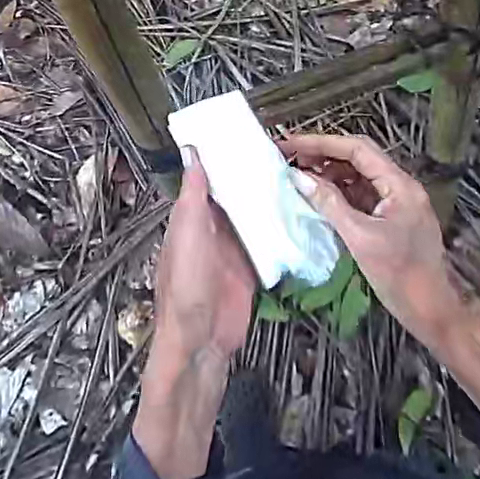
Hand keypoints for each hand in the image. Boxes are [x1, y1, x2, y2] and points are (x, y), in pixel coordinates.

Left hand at [134, 146, 255, 478]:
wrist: (202, 343)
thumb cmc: (186, 290)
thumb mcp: (189, 235)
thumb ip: (193, 196)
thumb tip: (191, 154)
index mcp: (189, 219)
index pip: (205, 180)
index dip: (220, 160)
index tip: (239, 136)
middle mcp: (210, 230)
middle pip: (231, 196)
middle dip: (248, 177)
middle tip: (275, 152)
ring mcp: (231, 249)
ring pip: (250, 216)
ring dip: (264, 200)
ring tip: (288, 175)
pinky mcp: (249, 267)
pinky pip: (265, 241)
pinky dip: (276, 228)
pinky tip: (292, 213)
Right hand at [281, 134, 479, 411]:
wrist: (432, 311)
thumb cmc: (401, 277)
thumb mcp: (360, 239)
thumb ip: (330, 204)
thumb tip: (300, 178)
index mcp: (399, 185)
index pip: (357, 150)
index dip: (321, 143)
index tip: (291, 144)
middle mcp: (400, 186)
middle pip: (357, 158)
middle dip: (322, 154)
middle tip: (289, 157)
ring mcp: (396, 202)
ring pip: (358, 176)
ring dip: (329, 173)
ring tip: (298, 175)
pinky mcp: (390, 218)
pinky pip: (361, 195)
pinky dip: (338, 192)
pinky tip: (317, 196)